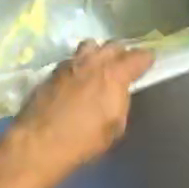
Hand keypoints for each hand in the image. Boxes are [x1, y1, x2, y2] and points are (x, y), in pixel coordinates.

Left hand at [0, 41, 151, 184]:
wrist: (39, 142)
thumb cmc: (84, 140)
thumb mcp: (115, 126)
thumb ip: (121, 101)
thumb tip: (119, 91)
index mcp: (114, 74)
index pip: (137, 56)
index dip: (145, 58)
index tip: (149, 61)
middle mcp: (93, 61)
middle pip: (113, 45)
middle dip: (121, 52)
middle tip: (123, 64)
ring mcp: (70, 63)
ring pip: (90, 45)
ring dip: (97, 53)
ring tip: (97, 65)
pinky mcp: (52, 70)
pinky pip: (71, 59)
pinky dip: (78, 65)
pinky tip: (76, 78)